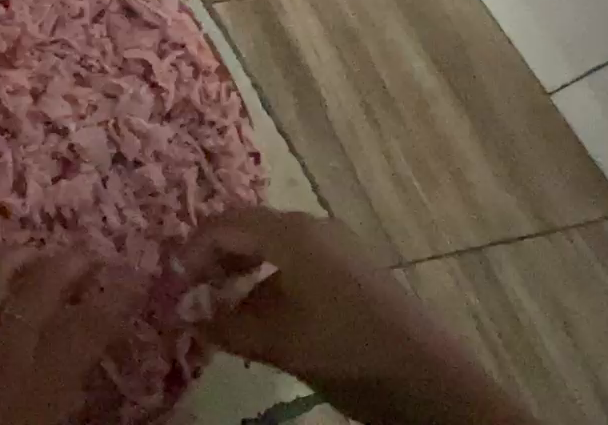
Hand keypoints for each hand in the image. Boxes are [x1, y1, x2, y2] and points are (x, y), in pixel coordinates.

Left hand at [0, 249, 145, 424]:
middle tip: (91, 257)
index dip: (116, 301)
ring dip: (18, 260)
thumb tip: (118, 400)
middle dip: (71, 265)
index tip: (135, 280)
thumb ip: (77, 409)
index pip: (87, 328)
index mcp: (38, 385)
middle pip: (39, 287)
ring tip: (36, 256)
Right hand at [177, 207, 538, 424]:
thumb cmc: (346, 350)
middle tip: (192, 288)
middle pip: (247, 227)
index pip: (223, 225)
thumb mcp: (279, 342)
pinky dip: (269, 277)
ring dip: (242, 268)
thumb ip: (228, 326)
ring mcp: (334, 243)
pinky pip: (295, 258)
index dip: (192, 251)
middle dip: (215, 256)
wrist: (433, 382)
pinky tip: (264, 311)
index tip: (173, 282)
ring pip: (271, 243)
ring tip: (222, 302)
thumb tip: (190, 318)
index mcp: (289, 232)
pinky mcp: (351, 265)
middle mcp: (309, 224)